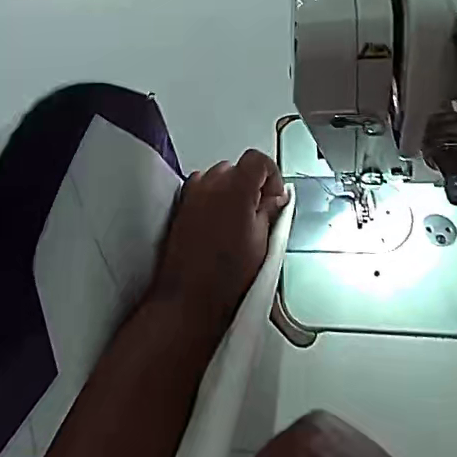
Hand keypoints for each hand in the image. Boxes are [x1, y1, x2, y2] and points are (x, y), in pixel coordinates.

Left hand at [148, 150, 288, 333]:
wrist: (189, 296)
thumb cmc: (224, 276)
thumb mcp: (262, 241)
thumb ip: (270, 210)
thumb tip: (276, 198)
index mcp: (235, 187)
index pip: (258, 160)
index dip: (271, 175)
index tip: (275, 195)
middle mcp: (210, 183)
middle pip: (238, 168)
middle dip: (252, 185)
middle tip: (261, 212)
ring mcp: (192, 192)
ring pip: (219, 177)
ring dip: (231, 191)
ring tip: (239, 223)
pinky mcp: (180, 204)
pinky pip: (202, 189)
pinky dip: (213, 198)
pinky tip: (220, 226)